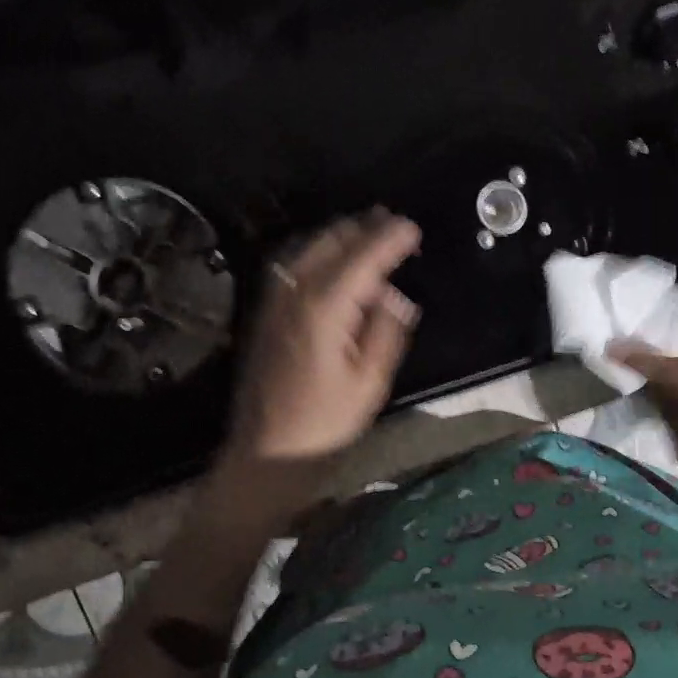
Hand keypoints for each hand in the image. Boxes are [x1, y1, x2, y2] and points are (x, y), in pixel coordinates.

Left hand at [222, 208, 420, 472]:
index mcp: (325, 307)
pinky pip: (292, 265)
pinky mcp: (265, 313)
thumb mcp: (370, 382)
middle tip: (394, 225)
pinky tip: (331, 261)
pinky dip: (317, 252)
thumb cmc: (325, 423)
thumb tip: (397, 296)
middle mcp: (295, 292)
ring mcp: (274, 300)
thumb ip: (386, 331)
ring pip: (307, 249)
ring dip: (340, 236)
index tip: (412, 228)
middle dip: (364, 229)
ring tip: (367, 233)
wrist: (266, 451)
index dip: (389, 238)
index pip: (362, 257)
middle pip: (331, 242)